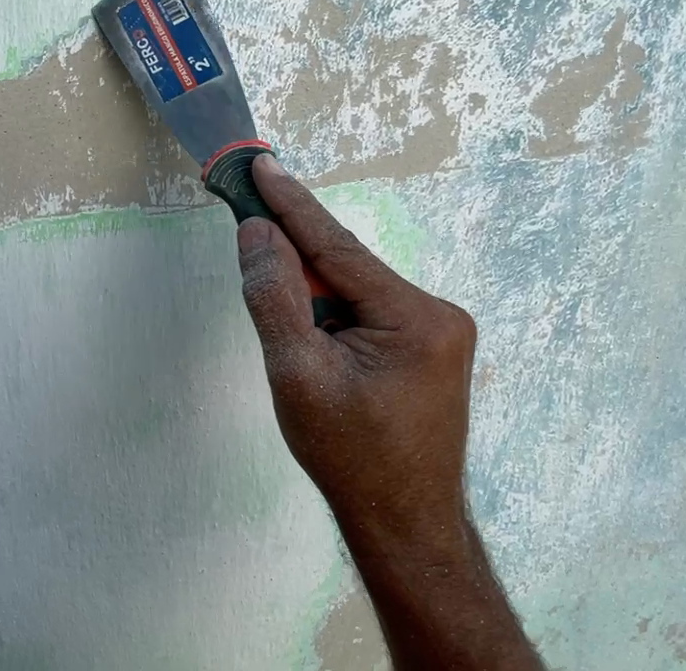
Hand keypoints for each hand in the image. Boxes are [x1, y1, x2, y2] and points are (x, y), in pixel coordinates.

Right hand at [237, 154, 541, 670]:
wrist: (406, 523)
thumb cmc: (349, 455)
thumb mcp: (296, 373)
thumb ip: (273, 295)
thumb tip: (257, 231)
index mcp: (414, 316)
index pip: (336, 245)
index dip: (290, 203)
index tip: (260, 163)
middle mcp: (436, 312)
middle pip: (344, 265)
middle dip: (293, 254)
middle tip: (247, 228)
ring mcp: (438, 329)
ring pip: (351, 287)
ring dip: (310, 291)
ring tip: (286, 331)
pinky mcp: (428, 345)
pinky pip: (363, 307)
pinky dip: (328, 309)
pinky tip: (311, 338)